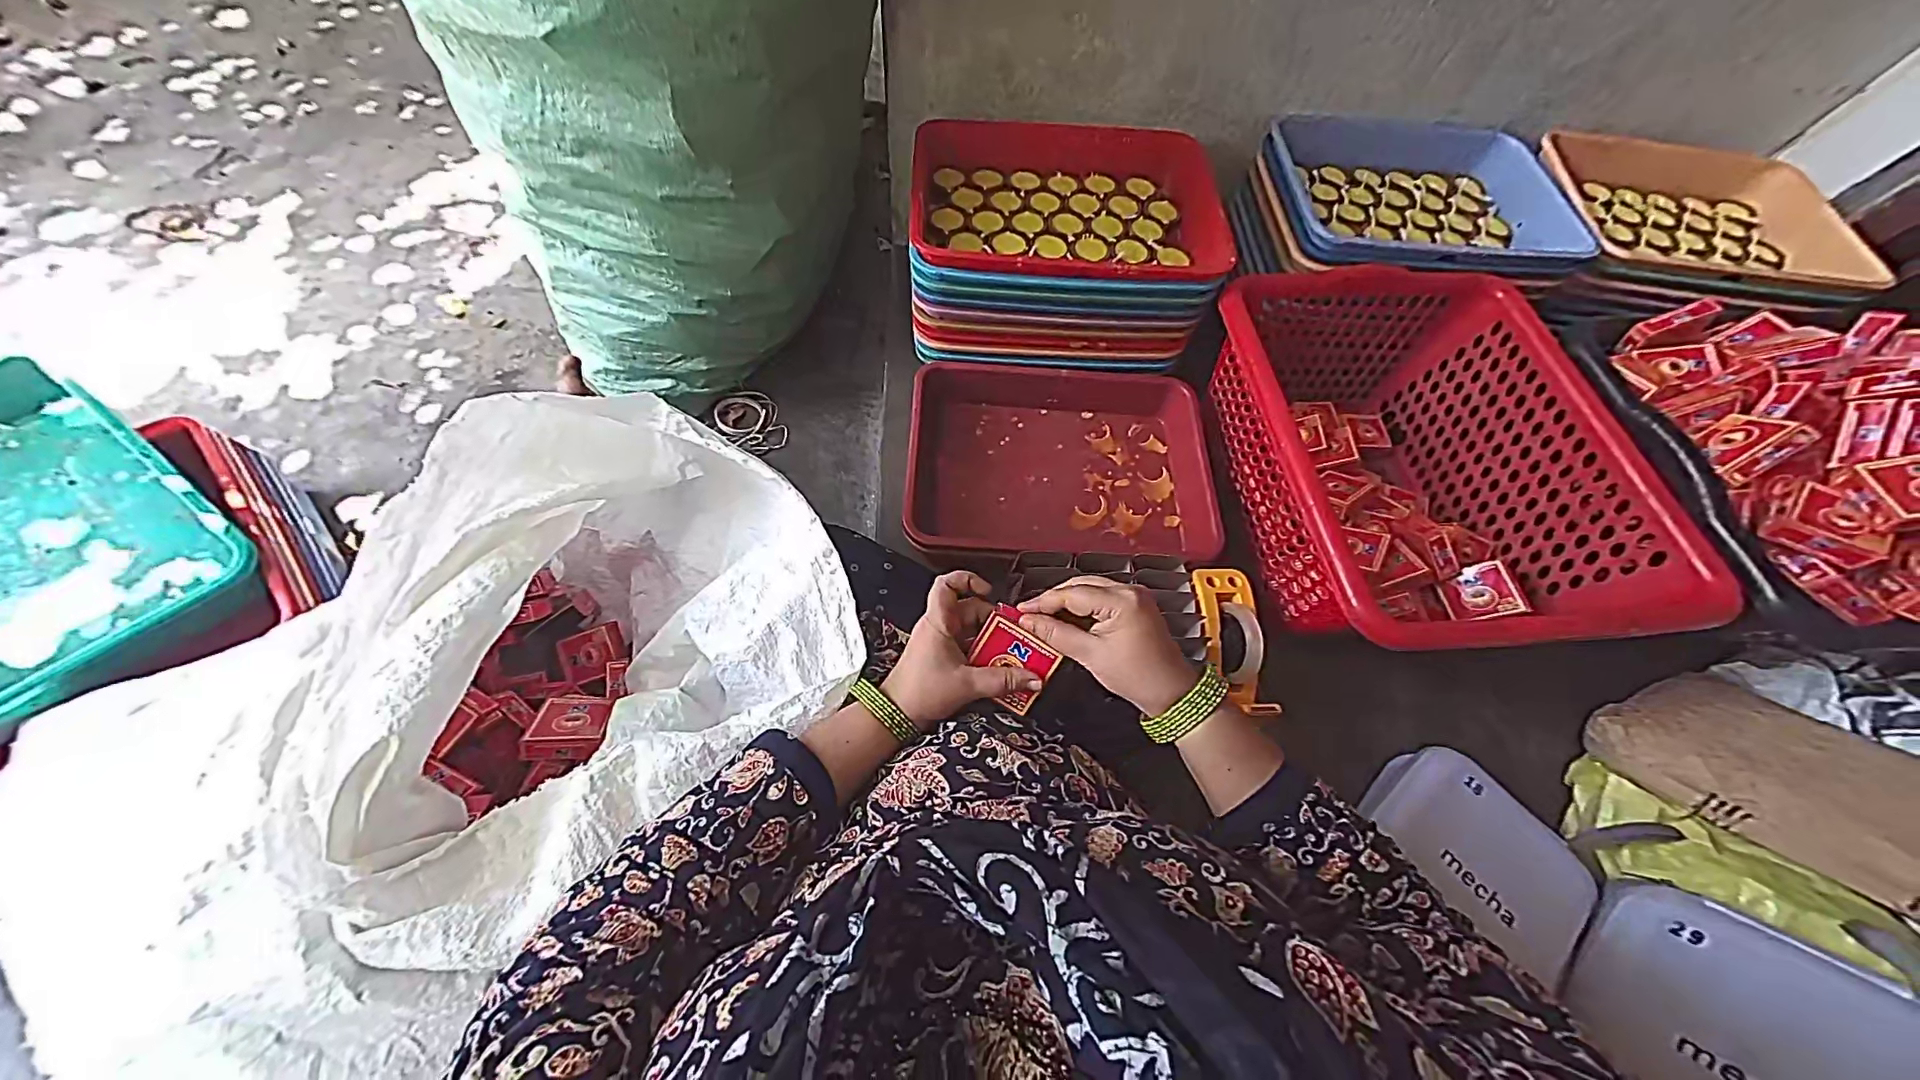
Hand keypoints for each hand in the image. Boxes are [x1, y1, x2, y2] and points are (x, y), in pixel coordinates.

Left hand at [881, 571, 1043, 727]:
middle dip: (994, 622)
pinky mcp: (943, 657)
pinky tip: (995, 669)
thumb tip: (1029, 677)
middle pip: (971, 610)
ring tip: (1007, 655)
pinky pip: (969, 646)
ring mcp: (940, 642)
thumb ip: (1003, 680)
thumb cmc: (917, 692)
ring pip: (972, 630)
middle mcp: (938, 628)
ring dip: (991, 641)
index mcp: (938, 622)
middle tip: (1011, 637)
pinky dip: (983, 654)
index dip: (969, 580)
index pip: (947, 584)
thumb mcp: (967, 684)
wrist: (897, 714)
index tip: (989, 591)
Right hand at [1017, 576, 1197, 714]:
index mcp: (1122, 601)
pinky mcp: (1134, 605)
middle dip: (1052, 600)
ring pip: (1088, 590)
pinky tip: (1066, 620)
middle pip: (1079, 586)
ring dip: (1065, 603)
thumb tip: (1031, 621)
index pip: (1071, 594)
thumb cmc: (1141, 677)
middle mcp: (1130, 591)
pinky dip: (1081, 607)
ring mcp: (1134, 597)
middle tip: (1029, 614)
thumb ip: (1057, 634)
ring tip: (1043, 618)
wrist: (1172, 692)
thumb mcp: (1090, 656)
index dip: (1043, 602)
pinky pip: (1100, 598)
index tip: (1023, 610)